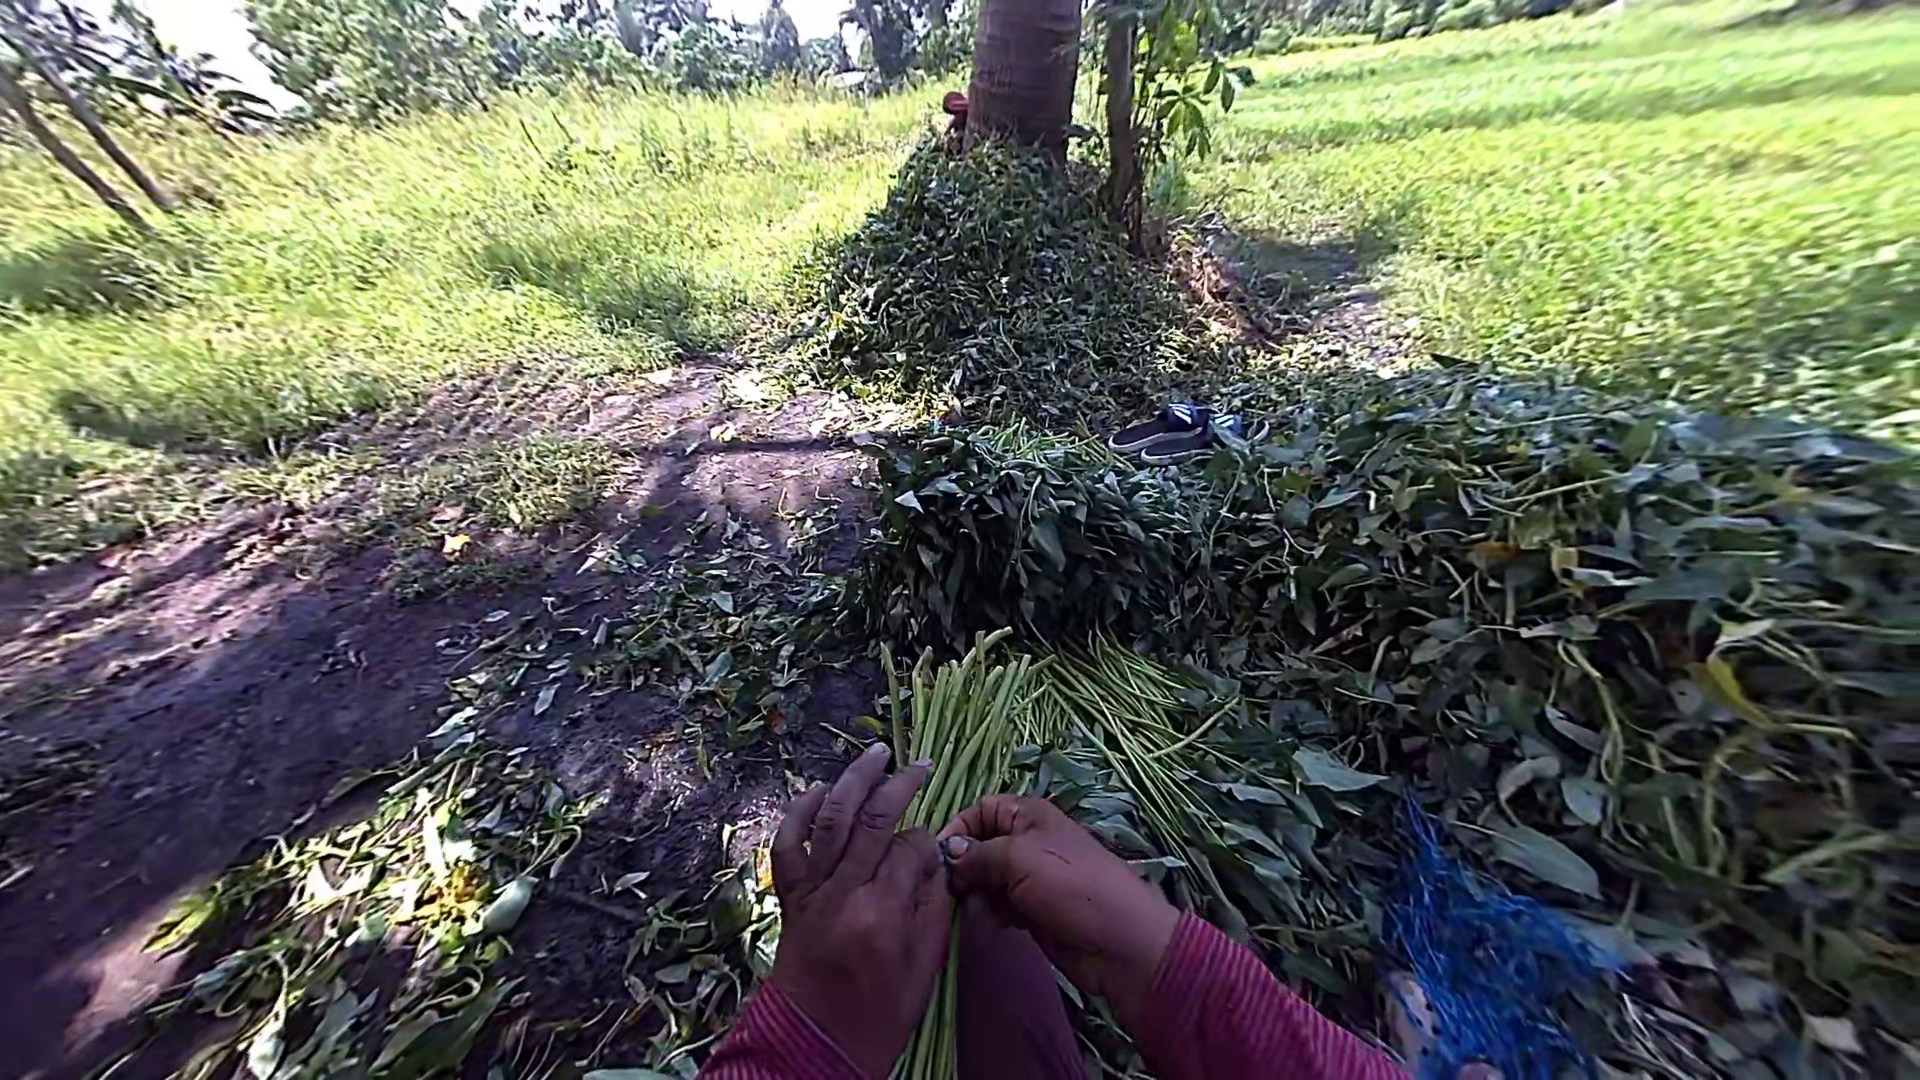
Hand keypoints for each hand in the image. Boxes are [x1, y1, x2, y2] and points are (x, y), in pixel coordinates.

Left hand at [771, 743, 950, 1078]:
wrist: (811, 1048)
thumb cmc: (878, 1013)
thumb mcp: (925, 966)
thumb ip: (933, 902)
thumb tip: (933, 853)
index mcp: (882, 915)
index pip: (911, 847)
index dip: (927, 837)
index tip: (932, 846)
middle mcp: (843, 893)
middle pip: (873, 819)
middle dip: (900, 784)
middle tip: (918, 764)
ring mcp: (811, 890)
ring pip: (831, 818)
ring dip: (854, 779)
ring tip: (876, 753)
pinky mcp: (789, 894)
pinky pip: (788, 844)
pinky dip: (800, 812)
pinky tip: (820, 791)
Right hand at [939, 795, 1179, 1025]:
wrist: (1116, 940)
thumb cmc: (1067, 882)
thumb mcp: (1017, 858)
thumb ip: (977, 854)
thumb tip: (946, 852)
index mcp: (1026, 814)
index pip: (981, 809)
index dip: (958, 827)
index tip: (935, 855)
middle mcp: (1025, 839)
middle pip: (980, 843)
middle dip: (962, 863)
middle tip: (944, 887)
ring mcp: (1028, 876)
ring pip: (986, 876)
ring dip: (973, 891)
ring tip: (965, 908)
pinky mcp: (1030, 909)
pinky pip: (997, 903)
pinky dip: (988, 911)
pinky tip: (985, 923)